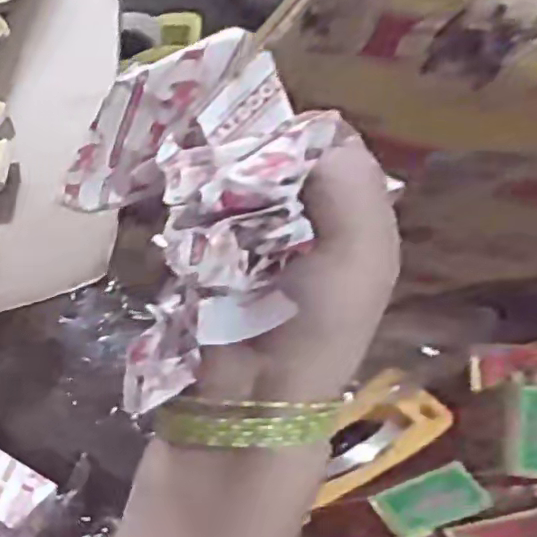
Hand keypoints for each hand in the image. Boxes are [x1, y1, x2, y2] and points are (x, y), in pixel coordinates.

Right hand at [196, 132, 400, 402]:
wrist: (247, 403)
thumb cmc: (315, 330)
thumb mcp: (360, 252)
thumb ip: (348, 187)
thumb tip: (300, 132)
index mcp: (340, 222)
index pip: (314, 156)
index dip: (285, 140)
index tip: (252, 139)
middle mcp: (287, 236)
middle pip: (258, 178)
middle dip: (235, 173)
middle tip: (213, 174)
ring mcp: (232, 264)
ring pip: (214, 210)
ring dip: (201, 208)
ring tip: (193, 212)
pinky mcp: (188, 289)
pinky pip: (183, 247)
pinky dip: (178, 240)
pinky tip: (176, 243)